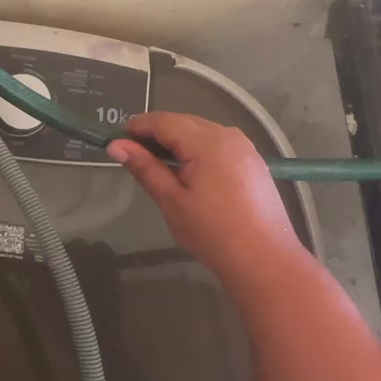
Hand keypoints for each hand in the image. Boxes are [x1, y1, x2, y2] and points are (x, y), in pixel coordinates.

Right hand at [108, 112, 303, 277]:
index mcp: (207, 142)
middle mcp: (227, 135)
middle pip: (182, 122)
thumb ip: (144, 167)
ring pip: (200, 131)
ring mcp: (244, 147)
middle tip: (134, 156)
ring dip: (176, 141)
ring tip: (158, 164)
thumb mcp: (171, 200)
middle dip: (155, 133)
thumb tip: (115, 145)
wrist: (265, 259)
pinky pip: (217, 142)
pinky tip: (188, 171)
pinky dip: (196, 149)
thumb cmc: (212, 232)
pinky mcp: (252, 160)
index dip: (137, 127)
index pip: (163, 121)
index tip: (117, 142)